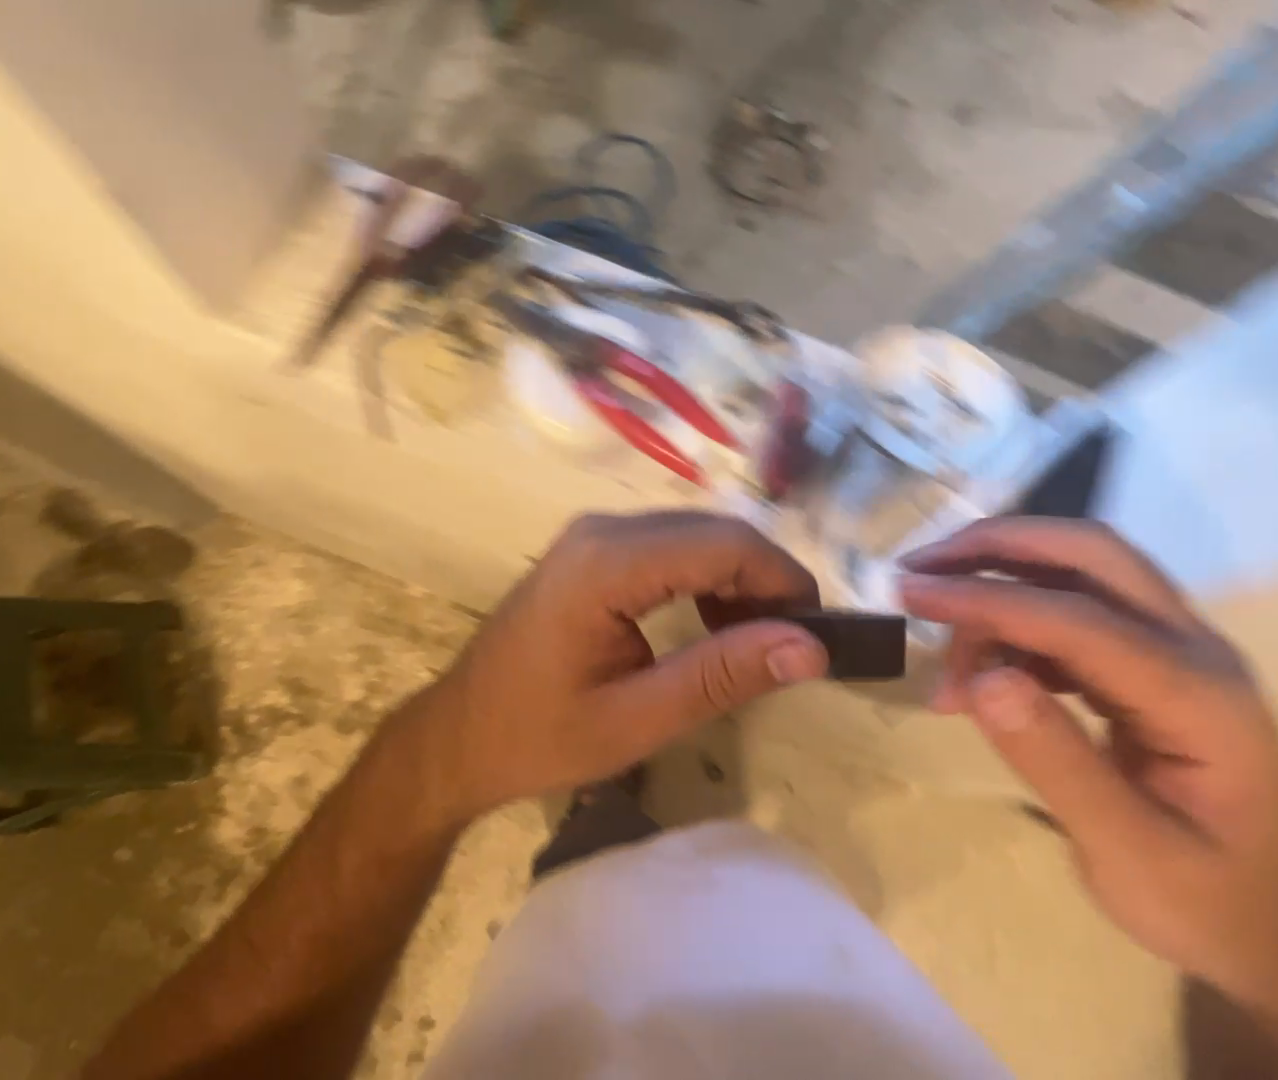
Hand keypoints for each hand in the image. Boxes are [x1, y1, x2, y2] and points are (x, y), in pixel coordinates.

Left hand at [413, 511, 828, 819]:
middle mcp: (600, 530)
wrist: (458, 736)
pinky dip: (705, 580)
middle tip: (794, 646)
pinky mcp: (589, 551)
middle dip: (765, 581)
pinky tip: (714, 627)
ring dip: (738, 581)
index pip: (724, 544)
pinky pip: (668, 547)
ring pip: (695, 536)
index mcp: (606, 565)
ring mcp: (591, 535)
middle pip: (713, 532)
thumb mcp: (637, 719)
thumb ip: (723, 676)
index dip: (783, 580)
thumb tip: (811, 647)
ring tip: (756, 644)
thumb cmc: (538, 737)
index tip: (820, 632)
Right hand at [898, 519, 1277, 1061]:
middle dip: (997, 548)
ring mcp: (1177, 655)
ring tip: (942, 658)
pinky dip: (1018, 632)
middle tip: (918, 570)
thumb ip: (1056, 762)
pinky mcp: (1152, 672)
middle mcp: (1195, 651)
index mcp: (1199, 694)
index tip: (907, 595)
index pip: (1076, 617)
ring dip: (1002, 591)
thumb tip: (982, 679)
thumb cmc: (1209, 905)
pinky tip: (982, 680)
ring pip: (1081, 579)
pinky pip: (1076, 622)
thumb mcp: (1128, 853)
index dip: (985, 600)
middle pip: (1091, 555)